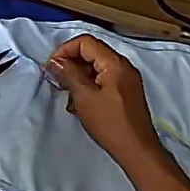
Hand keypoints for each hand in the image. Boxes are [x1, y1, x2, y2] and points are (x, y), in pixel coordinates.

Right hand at [47, 34, 168, 172]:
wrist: (136, 148)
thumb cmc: (110, 124)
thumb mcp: (84, 97)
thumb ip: (69, 74)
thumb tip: (55, 60)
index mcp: (115, 63)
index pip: (86, 42)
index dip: (65, 50)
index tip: (52, 66)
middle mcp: (124, 66)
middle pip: (93, 51)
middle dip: (71, 61)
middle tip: (56, 78)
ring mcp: (127, 78)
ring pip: (98, 65)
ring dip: (79, 73)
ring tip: (66, 90)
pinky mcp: (127, 91)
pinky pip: (105, 77)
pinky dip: (90, 82)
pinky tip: (80, 99)